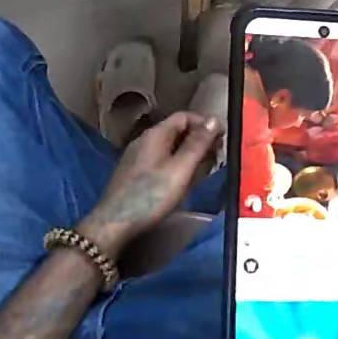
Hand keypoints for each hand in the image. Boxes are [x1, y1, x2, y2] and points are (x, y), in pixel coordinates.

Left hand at [75, 112, 220, 257]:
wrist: (115, 222)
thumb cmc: (151, 195)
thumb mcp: (180, 169)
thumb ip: (198, 144)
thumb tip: (214, 119)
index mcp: (155, 134)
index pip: (184, 116)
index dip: (205, 124)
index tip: (222, 139)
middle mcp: (145, 140)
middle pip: (177, 130)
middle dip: (199, 140)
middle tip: (217, 157)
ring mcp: (138, 156)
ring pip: (170, 147)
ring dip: (189, 154)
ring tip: (205, 170)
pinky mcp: (135, 172)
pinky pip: (162, 159)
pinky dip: (177, 164)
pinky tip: (184, 180)